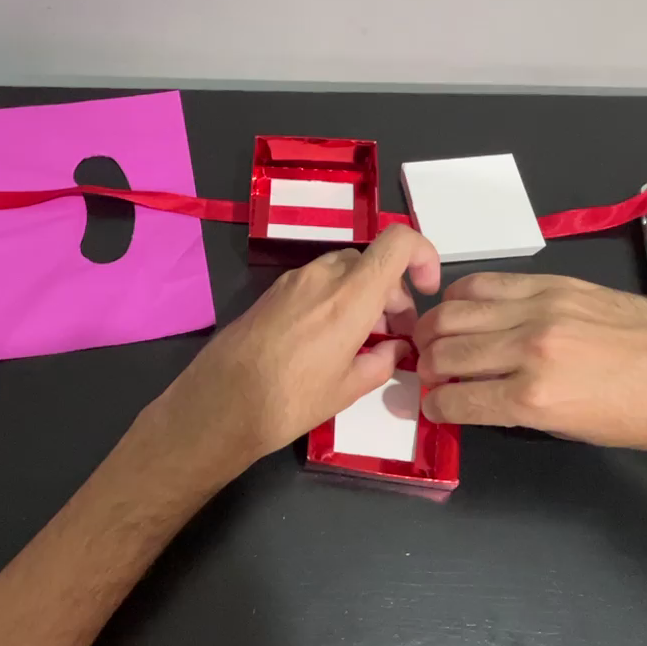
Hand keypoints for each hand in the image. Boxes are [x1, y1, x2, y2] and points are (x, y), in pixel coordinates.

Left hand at [143, 225, 441, 478]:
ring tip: (362, 341)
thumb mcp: (348, 389)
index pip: (398, 242)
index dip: (423, 256)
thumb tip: (395, 348)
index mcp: (351, 294)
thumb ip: (382, 361)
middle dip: (392, 292)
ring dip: (363, 295)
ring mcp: (293, 281)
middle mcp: (322, 276)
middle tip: (393, 334)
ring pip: (343, 271)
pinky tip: (329, 340)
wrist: (220, 403)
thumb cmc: (290, 400)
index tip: (426, 290)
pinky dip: (335, 299)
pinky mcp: (272, 293)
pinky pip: (316, 283)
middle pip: (371, 262)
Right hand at [413, 272, 646, 453]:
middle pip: (443, 352)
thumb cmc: (644, 419)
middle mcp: (529, 349)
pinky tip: (462, 308)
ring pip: (453, 312)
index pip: (452, 400)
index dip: (431, 406)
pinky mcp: (556, 284)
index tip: (430, 404)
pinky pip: (488, 283)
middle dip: (424, 366)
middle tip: (427, 371)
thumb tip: (473, 396)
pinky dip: (462, 297)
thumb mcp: (569, 430)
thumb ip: (512, 410)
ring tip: (435, 339)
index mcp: (534, 400)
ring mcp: (541, 309)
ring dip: (433, 330)